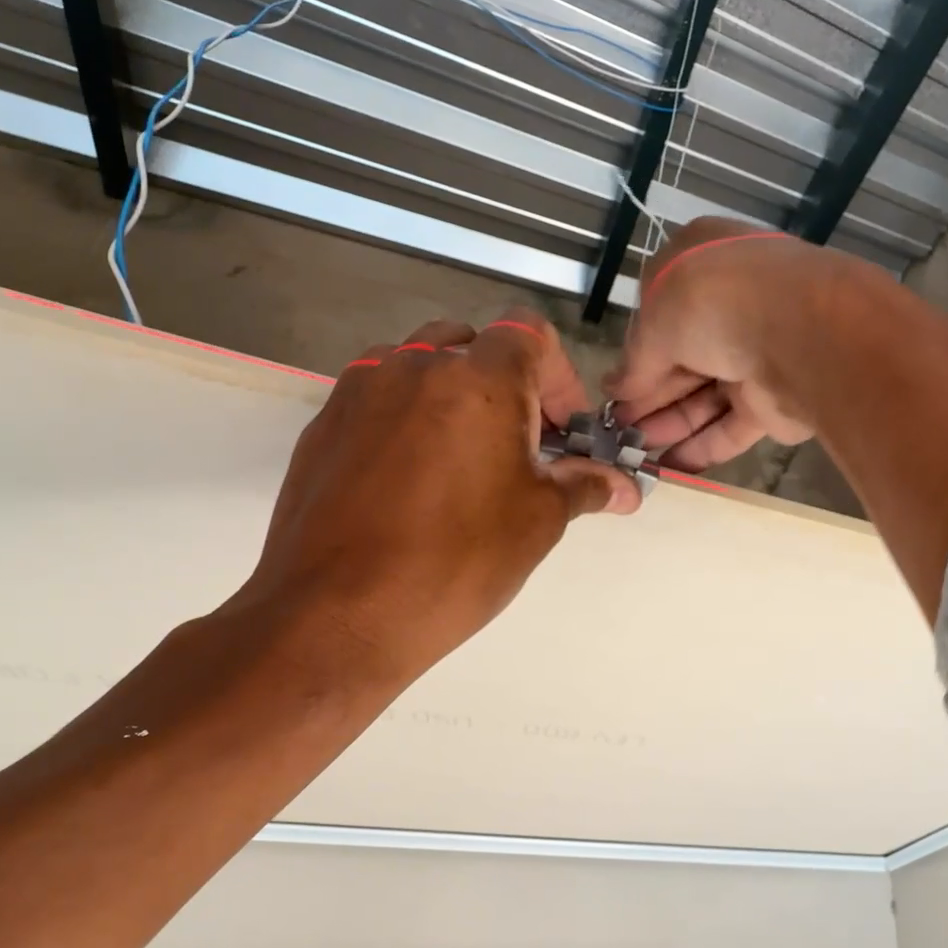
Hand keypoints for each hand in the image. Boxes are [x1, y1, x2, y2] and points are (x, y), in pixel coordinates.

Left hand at [234, 313, 641, 676]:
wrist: (338, 615)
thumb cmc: (460, 559)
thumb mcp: (540, 521)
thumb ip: (584, 485)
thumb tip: (623, 488)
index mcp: (479, 380)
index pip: (528, 332)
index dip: (558, 375)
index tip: (564, 428)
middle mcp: (414, 368)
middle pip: (473, 344)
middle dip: (506, 383)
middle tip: (521, 443)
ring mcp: (359, 393)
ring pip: (419, 366)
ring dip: (453, 396)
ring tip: (466, 459)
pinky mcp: (323, 427)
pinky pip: (378, 400)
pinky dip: (408, 420)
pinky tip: (414, 482)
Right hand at [606, 217, 841, 470]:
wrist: (799, 334)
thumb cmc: (716, 304)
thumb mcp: (657, 321)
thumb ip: (635, 360)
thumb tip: (615, 388)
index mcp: (704, 267)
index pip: (662, 312)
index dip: (638, 350)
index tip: (615, 386)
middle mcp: (733, 309)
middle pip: (682, 359)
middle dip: (648, 397)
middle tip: (617, 432)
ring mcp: (756, 356)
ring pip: (705, 396)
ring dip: (669, 425)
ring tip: (634, 455)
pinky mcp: (774, 401)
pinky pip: (732, 427)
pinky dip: (702, 447)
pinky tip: (669, 468)